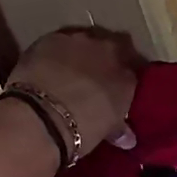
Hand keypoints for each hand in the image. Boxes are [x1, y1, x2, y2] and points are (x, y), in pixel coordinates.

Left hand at [5, 28, 141, 158]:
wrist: (44, 114)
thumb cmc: (83, 128)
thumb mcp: (107, 130)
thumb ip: (119, 129)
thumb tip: (128, 138)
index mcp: (127, 77)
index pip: (132, 72)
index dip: (122, 80)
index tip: (115, 89)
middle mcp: (109, 51)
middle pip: (113, 48)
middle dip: (105, 59)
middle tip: (94, 75)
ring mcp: (81, 41)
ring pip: (86, 41)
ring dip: (80, 52)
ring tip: (68, 70)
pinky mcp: (52, 37)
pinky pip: (58, 42)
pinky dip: (55, 52)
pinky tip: (46, 66)